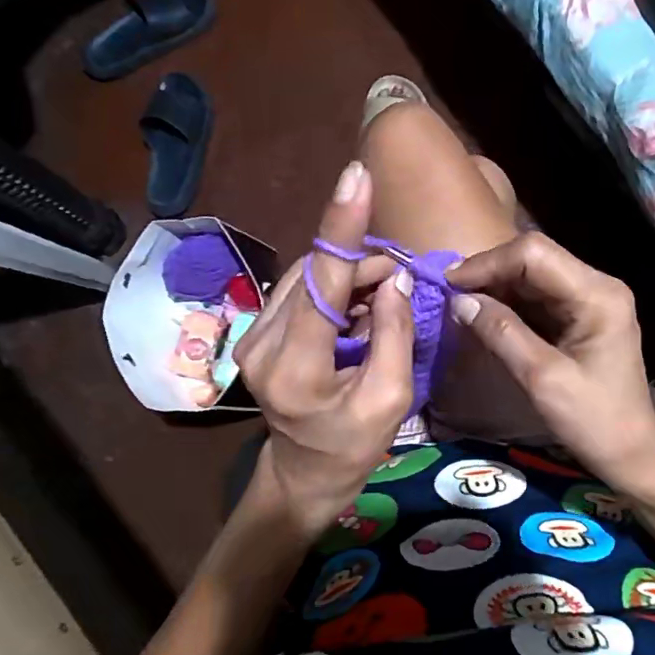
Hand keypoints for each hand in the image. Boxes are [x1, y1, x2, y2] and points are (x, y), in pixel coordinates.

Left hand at [233, 161, 414, 529]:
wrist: (302, 477)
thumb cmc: (350, 450)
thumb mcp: (389, 401)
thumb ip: (395, 335)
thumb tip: (396, 278)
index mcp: (293, 368)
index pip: (320, 284)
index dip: (342, 228)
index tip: (356, 176)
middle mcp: (261, 343)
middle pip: (315, 273)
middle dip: (362, 263)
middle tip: (403, 279)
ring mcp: (252, 336)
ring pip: (306, 276)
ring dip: (349, 274)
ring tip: (385, 295)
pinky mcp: (257, 333)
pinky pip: (300, 291)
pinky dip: (333, 288)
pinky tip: (357, 308)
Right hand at [445, 233, 654, 493]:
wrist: (630, 453)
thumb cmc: (592, 420)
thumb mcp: (541, 378)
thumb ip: (501, 333)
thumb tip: (458, 301)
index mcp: (597, 294)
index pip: (534, 254)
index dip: (488, 263)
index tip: (450, 284)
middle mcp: (597, 286)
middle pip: (534, 258)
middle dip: (489, 272)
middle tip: (449, 294)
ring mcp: (590, 299)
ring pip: (532, 275)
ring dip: (495, 286)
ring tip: (459, 303)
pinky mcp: (579, 315)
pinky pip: (536, 296)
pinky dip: (507, 302)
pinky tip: (483, 314)